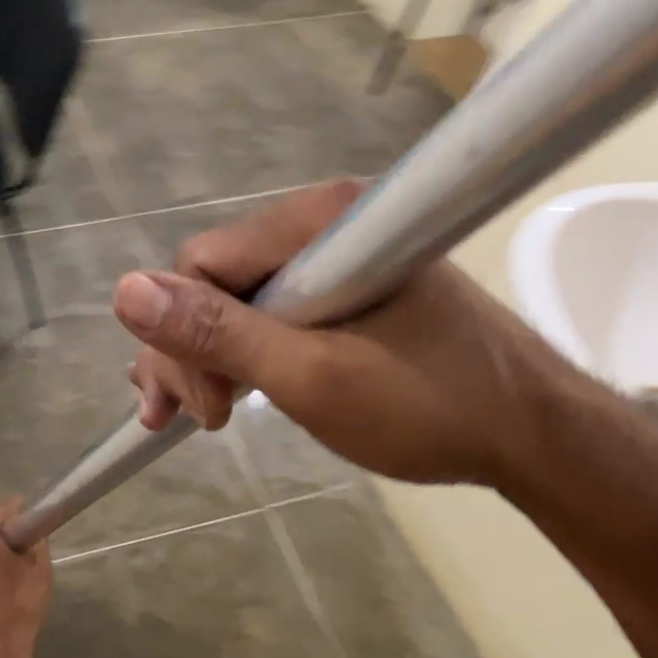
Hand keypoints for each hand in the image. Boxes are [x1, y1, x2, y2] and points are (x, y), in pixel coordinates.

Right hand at [113, 178, 591, 489]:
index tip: (203, 411)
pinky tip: (227, 390)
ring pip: (237, 299)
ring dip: (208, 357)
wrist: (533, 435)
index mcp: (319, 222)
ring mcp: (335, 255)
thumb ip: (217, 334)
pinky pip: (272, 310)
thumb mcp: (311, 377)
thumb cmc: (429, 406)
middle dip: (190, 353)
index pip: (201, 262)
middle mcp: (322, 222)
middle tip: (192, 421)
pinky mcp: (346, 287)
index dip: (184, 338)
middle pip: (215, 281)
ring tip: (196, 417)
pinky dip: (246, 353)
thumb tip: (125, 292)